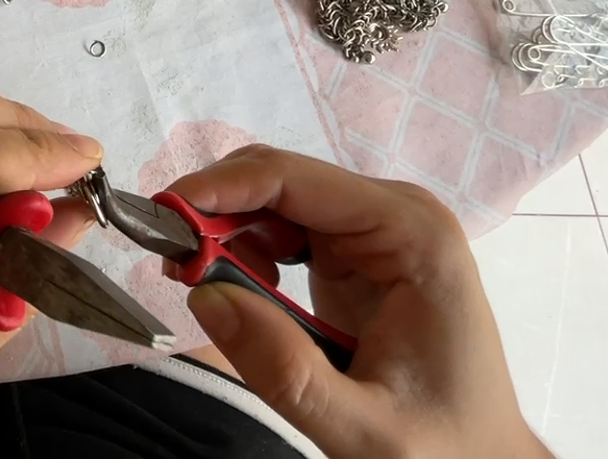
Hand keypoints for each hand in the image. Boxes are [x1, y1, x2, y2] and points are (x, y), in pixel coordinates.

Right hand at [169, 146, 550, 458]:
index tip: (161, 215)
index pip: (290, 178)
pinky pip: (276, 221)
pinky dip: (241, 243)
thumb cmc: (446, 454)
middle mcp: (390, 211)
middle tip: (169, 254)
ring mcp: (371, 224)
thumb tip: (203, 296)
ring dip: (222, 227)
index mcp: (410, 232)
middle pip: (275, 177)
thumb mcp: (367, 433)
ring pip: (267, 194)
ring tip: (196, 274)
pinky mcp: (351, 244)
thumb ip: (286, 370)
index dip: (218, 188)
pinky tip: (241, 285)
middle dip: (214, 208)